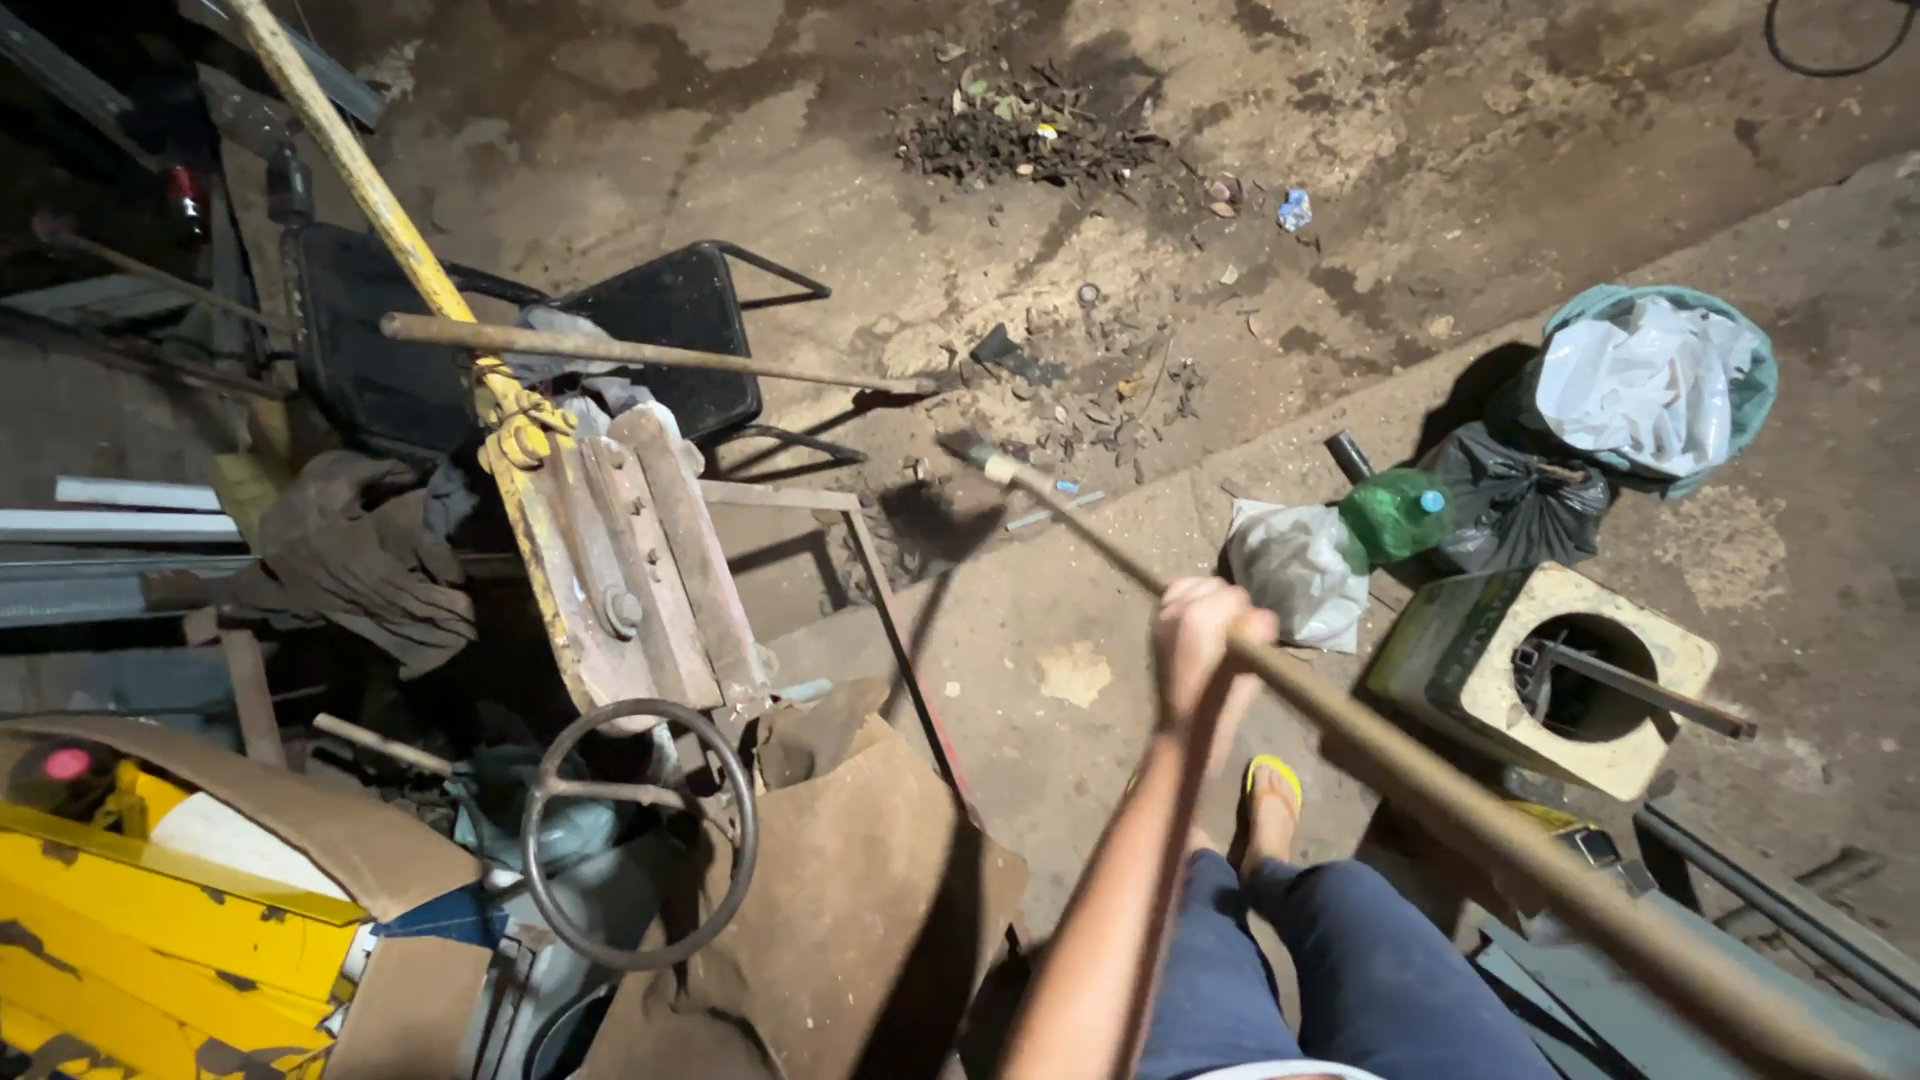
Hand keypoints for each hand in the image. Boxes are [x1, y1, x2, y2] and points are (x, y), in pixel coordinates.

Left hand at [1152, 578, 1277, 771]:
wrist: (1184, 722)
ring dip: (1208, 599)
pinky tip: (1198, 621)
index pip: (1236, 594)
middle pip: (1214, 585)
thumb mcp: (1250, 663)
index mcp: (1199, 616)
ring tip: (1215, 625)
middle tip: (1234, 630)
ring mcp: (1161, 613)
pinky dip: (1188, 600)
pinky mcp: (1154, 622)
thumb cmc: (1222, 699)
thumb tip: (1261, 615)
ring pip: (1193, 584)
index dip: (1248, 614)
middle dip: (1228, 603)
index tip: (1251, 633)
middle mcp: (1175, 607)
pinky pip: (1174, 594)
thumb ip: (1257, 630)